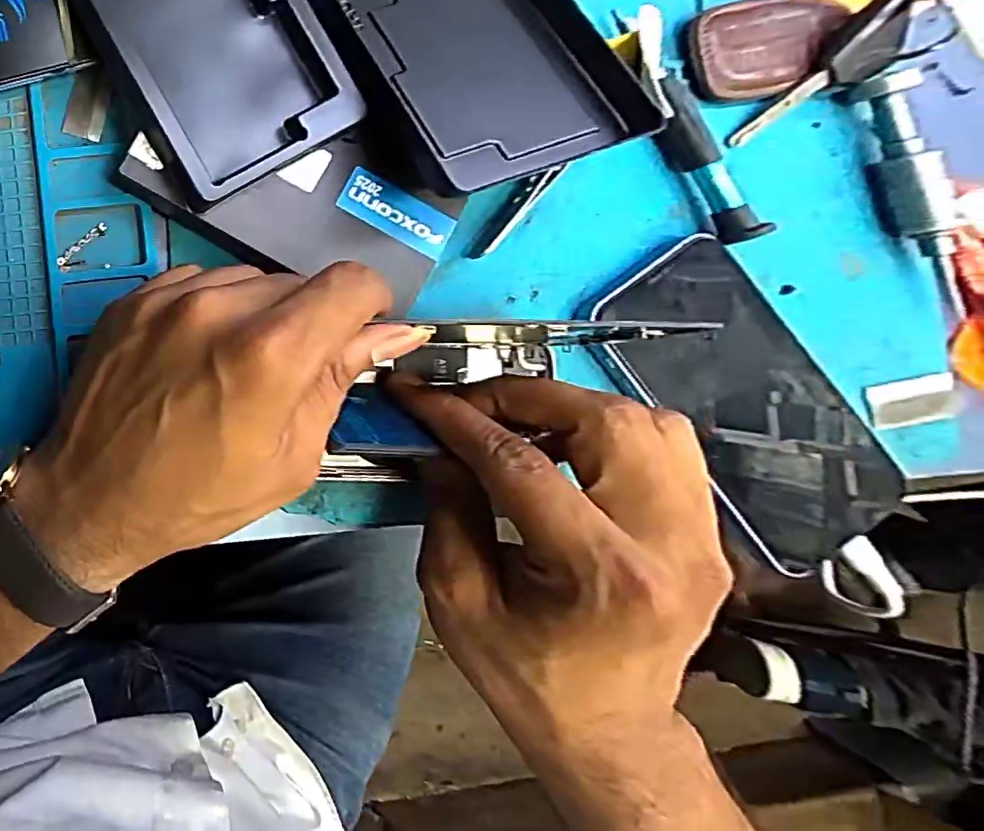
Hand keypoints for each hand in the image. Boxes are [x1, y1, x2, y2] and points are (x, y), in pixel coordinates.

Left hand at [12, 263, 433, 591]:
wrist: (92, 495)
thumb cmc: (196, 495)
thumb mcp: (289, 458)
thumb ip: (338, 380)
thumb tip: (391, 331)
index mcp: (268, 351)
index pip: (350, 282)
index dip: (368, 305)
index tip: (358, 330)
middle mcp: (216, 307)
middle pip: (296, 281)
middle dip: (307, 318)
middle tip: (284, 368)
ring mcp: (166, 298)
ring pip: (243, 279)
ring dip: (254, 311)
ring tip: (229, 362)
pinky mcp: (131, 299)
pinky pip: (194, 282)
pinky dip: (207, 307)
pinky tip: (191, 350)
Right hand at [389, 376, 741, 827]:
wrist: (607, 726)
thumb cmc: (522, 672)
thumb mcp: (455, 593)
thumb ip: (449, 508)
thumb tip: (439, 443)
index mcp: (601, 574)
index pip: (521, 462)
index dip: (458, 418)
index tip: (416, 396)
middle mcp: (670, 547)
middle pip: (607, 423)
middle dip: (523, 397)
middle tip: (469, 404)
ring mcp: (702, 539)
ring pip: (649, 423)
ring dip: (568, 405)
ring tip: (513, 420)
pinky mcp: (705, 533)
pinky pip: (667, 447)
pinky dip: (604, 426)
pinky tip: (559, 442)